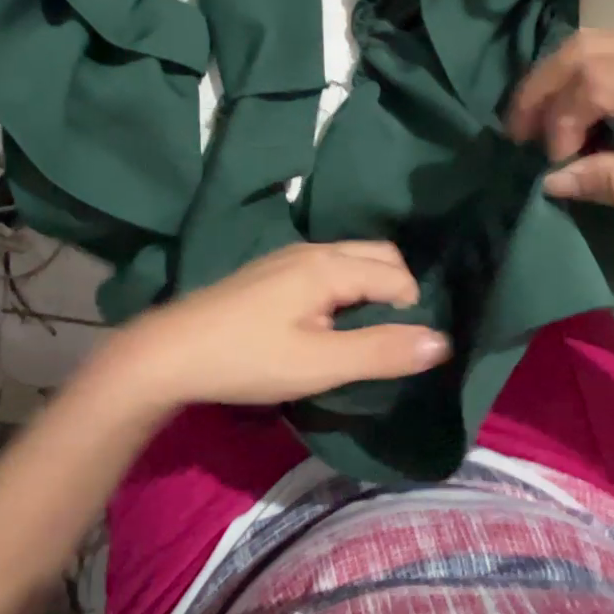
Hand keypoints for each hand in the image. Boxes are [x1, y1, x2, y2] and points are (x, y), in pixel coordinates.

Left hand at [96, 243, 450, 409]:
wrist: (171, 353)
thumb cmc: (248, 358)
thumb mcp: (320, 363)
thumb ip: (381, 351)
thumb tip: (442, 342)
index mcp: (329, 265)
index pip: (397, 275)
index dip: (411, 311)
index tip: (402, 350)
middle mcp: (313, 250)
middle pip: (378, 255)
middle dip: (396, 290)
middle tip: (388, 339)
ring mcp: (287, 258)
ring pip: (350, 260)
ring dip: (369, 289)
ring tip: (363, 335)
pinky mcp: (270, 273)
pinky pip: (327, 269)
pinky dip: (345, 289)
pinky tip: (328, 323)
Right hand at [506, 31, 613, 230]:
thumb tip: (553, 181)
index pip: (594, 79)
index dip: (559, 120)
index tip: (557, 166)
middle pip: (586, 47)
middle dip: (543, 90)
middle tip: (521, 138)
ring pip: (601, 41)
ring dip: (563, 81)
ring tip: (548, 129)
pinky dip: (592, 78)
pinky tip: (593, 117)